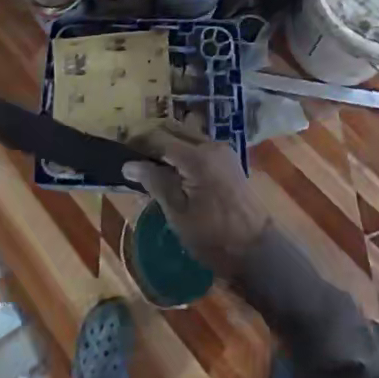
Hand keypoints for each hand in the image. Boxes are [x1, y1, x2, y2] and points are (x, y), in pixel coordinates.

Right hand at [123, 126, 269, 277]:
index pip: (159, 137)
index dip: (137, 143)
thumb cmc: (214, 238)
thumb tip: (129, 164)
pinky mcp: (228, 159)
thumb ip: (155, 182)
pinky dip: (181, 150)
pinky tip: (171, 169)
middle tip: (132, 157)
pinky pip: (198, 144)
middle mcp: (211, 145)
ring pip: (186, 134)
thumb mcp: (178, 214)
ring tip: (149, 165)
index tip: (121, 154)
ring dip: (166, 143)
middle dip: (151, 138)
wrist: (257, 249)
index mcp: (197, 157)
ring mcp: (222, 150)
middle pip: (173, 128)